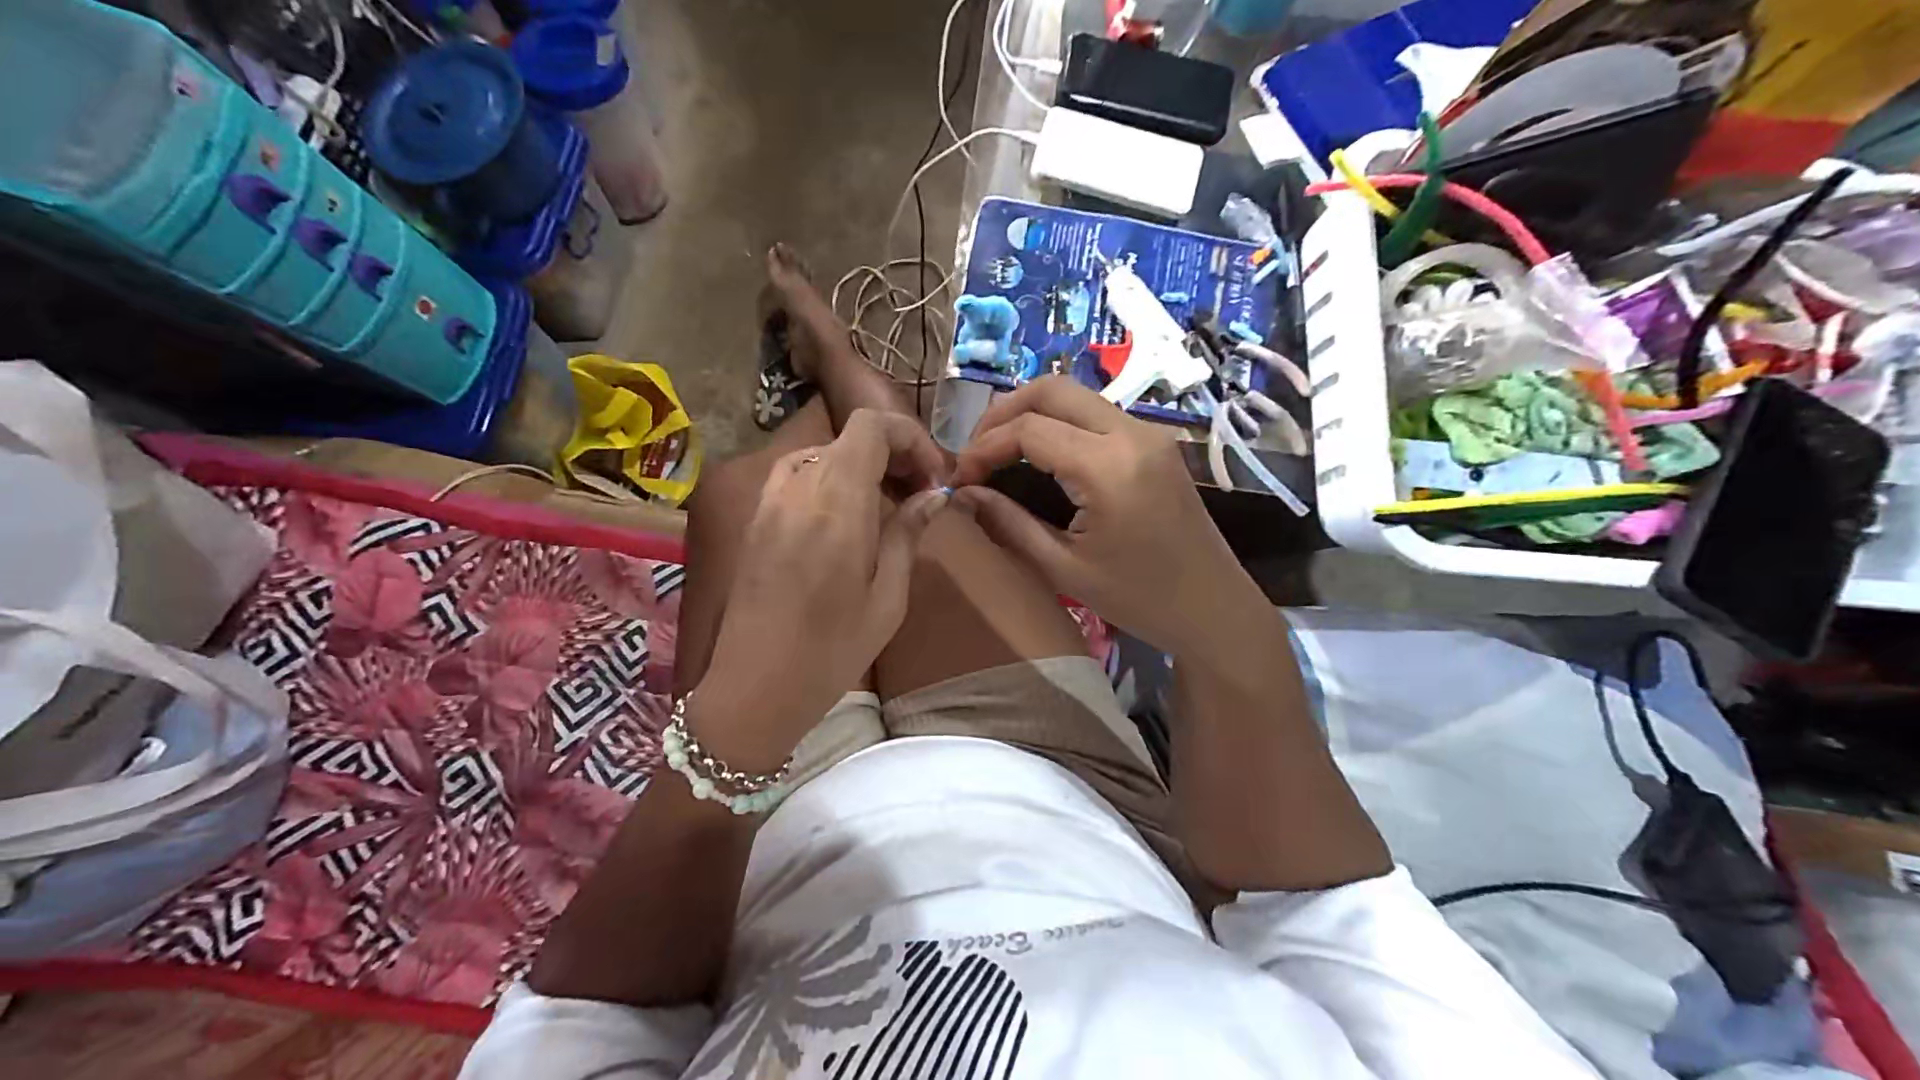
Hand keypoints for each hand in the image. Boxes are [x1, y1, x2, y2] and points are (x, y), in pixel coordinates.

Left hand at [697, 410, 948, 745]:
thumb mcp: (888, 597)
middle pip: (850, 436)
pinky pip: (799, 475)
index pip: (871, 426)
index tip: (933, 477)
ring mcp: (771, 499)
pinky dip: (831, 479)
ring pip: (824, 452)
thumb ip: (908, 534)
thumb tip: (932, 497)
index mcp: (837, 501)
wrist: (754, 686)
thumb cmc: (832, 650)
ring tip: (886, 505)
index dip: (910, 437)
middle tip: (920, 493)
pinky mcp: (757, 517)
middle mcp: (799, 486)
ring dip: (862, 465)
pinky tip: (846, 518)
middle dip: (893, 452)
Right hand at [951, 377, 1261, 655]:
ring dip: (1030, 412)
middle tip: (974, 452)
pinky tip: (1038, 452)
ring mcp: (1148, 432)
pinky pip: (1095, 413)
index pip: (1028, 429)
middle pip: (1051, 389)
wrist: (1213, 607)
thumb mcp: (1064, 569)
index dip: (983, 448)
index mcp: (1108, 467)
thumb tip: (964, 495)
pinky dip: (1058, 421)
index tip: (959, 479)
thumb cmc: (1139, 599)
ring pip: (1074, 394)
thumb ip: (1009, 523)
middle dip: (1002, 413)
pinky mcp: (1155, 441)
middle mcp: (1131, 433)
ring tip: (997, 451)